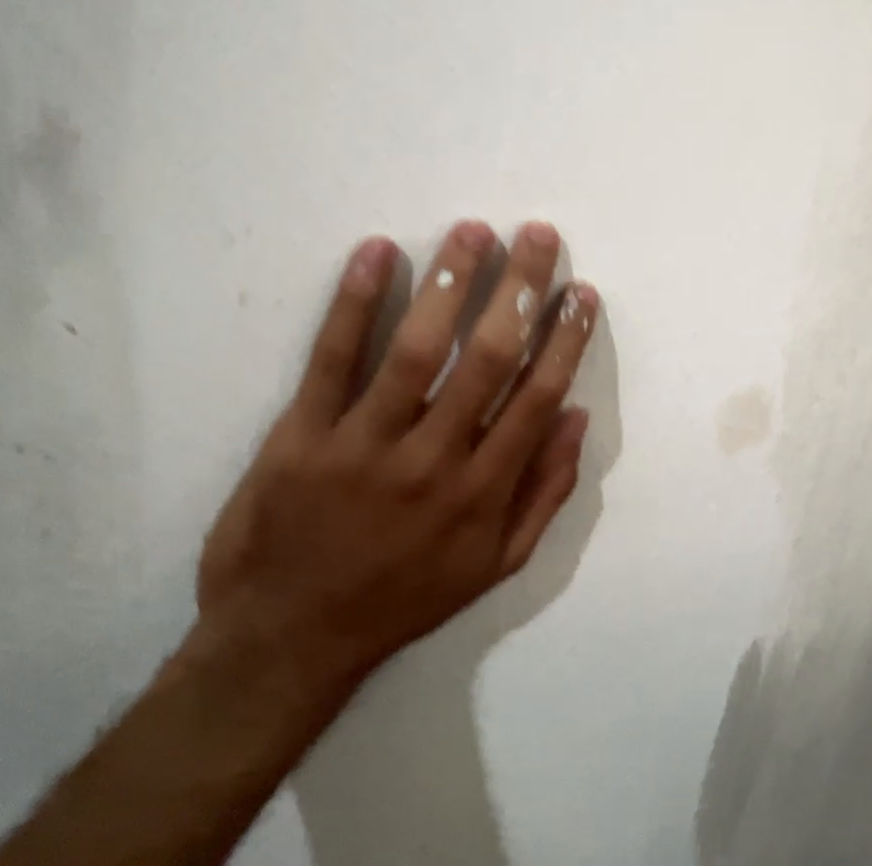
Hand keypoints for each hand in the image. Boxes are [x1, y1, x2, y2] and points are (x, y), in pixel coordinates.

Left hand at [194, 220, 598, 692]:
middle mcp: (433, 461)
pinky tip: (376, 253)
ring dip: (449, 283)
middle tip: (537, 235)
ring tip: (473, 231)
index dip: (565, 340)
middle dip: (520, 290)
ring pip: (416, 350)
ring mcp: (363, 447)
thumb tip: (576, 419)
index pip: (537, 398)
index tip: (582, 294)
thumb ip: (544, 493)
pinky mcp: (299, 438)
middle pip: (488, 360)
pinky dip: (353, 303)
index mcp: (484, 492)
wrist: (289, 640)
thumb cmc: (404, 599)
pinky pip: (331, 360)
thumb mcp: (496, 565)